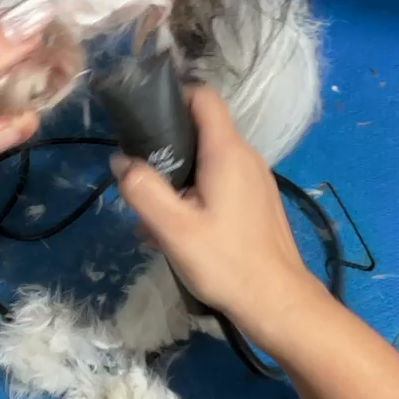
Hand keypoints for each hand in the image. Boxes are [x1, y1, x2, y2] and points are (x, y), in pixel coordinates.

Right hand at [111, 88, 328, 331]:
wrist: (277, 303)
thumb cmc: (226, 262)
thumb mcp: (173, 228)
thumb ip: (142, 189)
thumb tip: (121, 161)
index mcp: (226, 152)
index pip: (202, 96)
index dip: (171, 96)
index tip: (141, 117)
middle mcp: (245, 157)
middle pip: (201, 129)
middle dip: (166, 144)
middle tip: (138, 173)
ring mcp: (254, 180)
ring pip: (207, 160)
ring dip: (176, 177)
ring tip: (150, 211)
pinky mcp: (256, 203)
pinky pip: (218, 184)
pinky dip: (193, 195)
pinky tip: (174, 231)